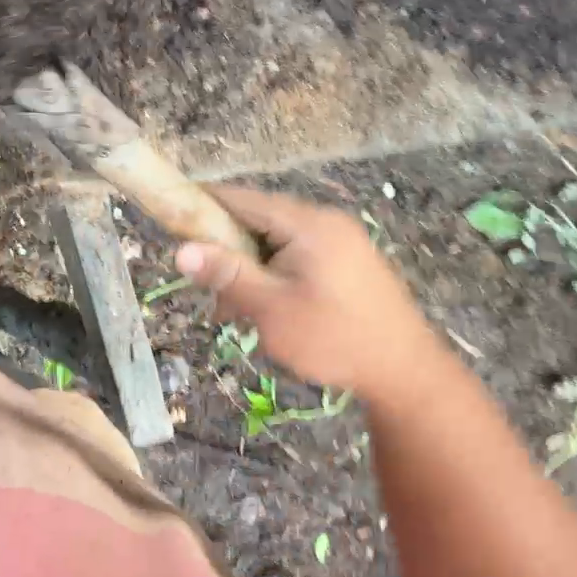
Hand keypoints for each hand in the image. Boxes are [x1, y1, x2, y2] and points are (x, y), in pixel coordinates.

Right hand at [174, 187, 443, 401]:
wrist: (408, 378)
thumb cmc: (335, 339)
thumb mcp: (271, 308)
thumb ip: (226, 274)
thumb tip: (180, 249)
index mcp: (309, 225)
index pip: (240, 199)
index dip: (200, 206)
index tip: (168, 223)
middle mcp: (324, 223)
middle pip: (254, 219)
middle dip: (223, 249)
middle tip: (205, 286)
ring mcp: (338, 242)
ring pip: (270, 241)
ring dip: (244, 268)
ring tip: (233, 308)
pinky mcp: (343, 263)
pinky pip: (290, 255)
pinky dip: (267, 274)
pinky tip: (261, 308)